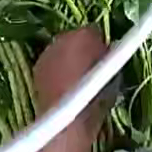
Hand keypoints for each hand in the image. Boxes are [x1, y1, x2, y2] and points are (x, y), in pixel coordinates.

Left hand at [33, 27, 109, 151]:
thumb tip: (108, 54)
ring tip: (79, 79)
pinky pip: (51, 63)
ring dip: (68, 59)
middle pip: (75, 38)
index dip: (100, 45)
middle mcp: (61, 38)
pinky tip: (65, 86)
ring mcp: (47, 52)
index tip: (106, 58)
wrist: (68, 119)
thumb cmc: (96, 98)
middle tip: (93, 68)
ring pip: (61, 50)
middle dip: (82, 49)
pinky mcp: (37, 68)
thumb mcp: (114, 75)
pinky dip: (57, 70)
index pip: (94, 31)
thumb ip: (110, 57)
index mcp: (84, 35)